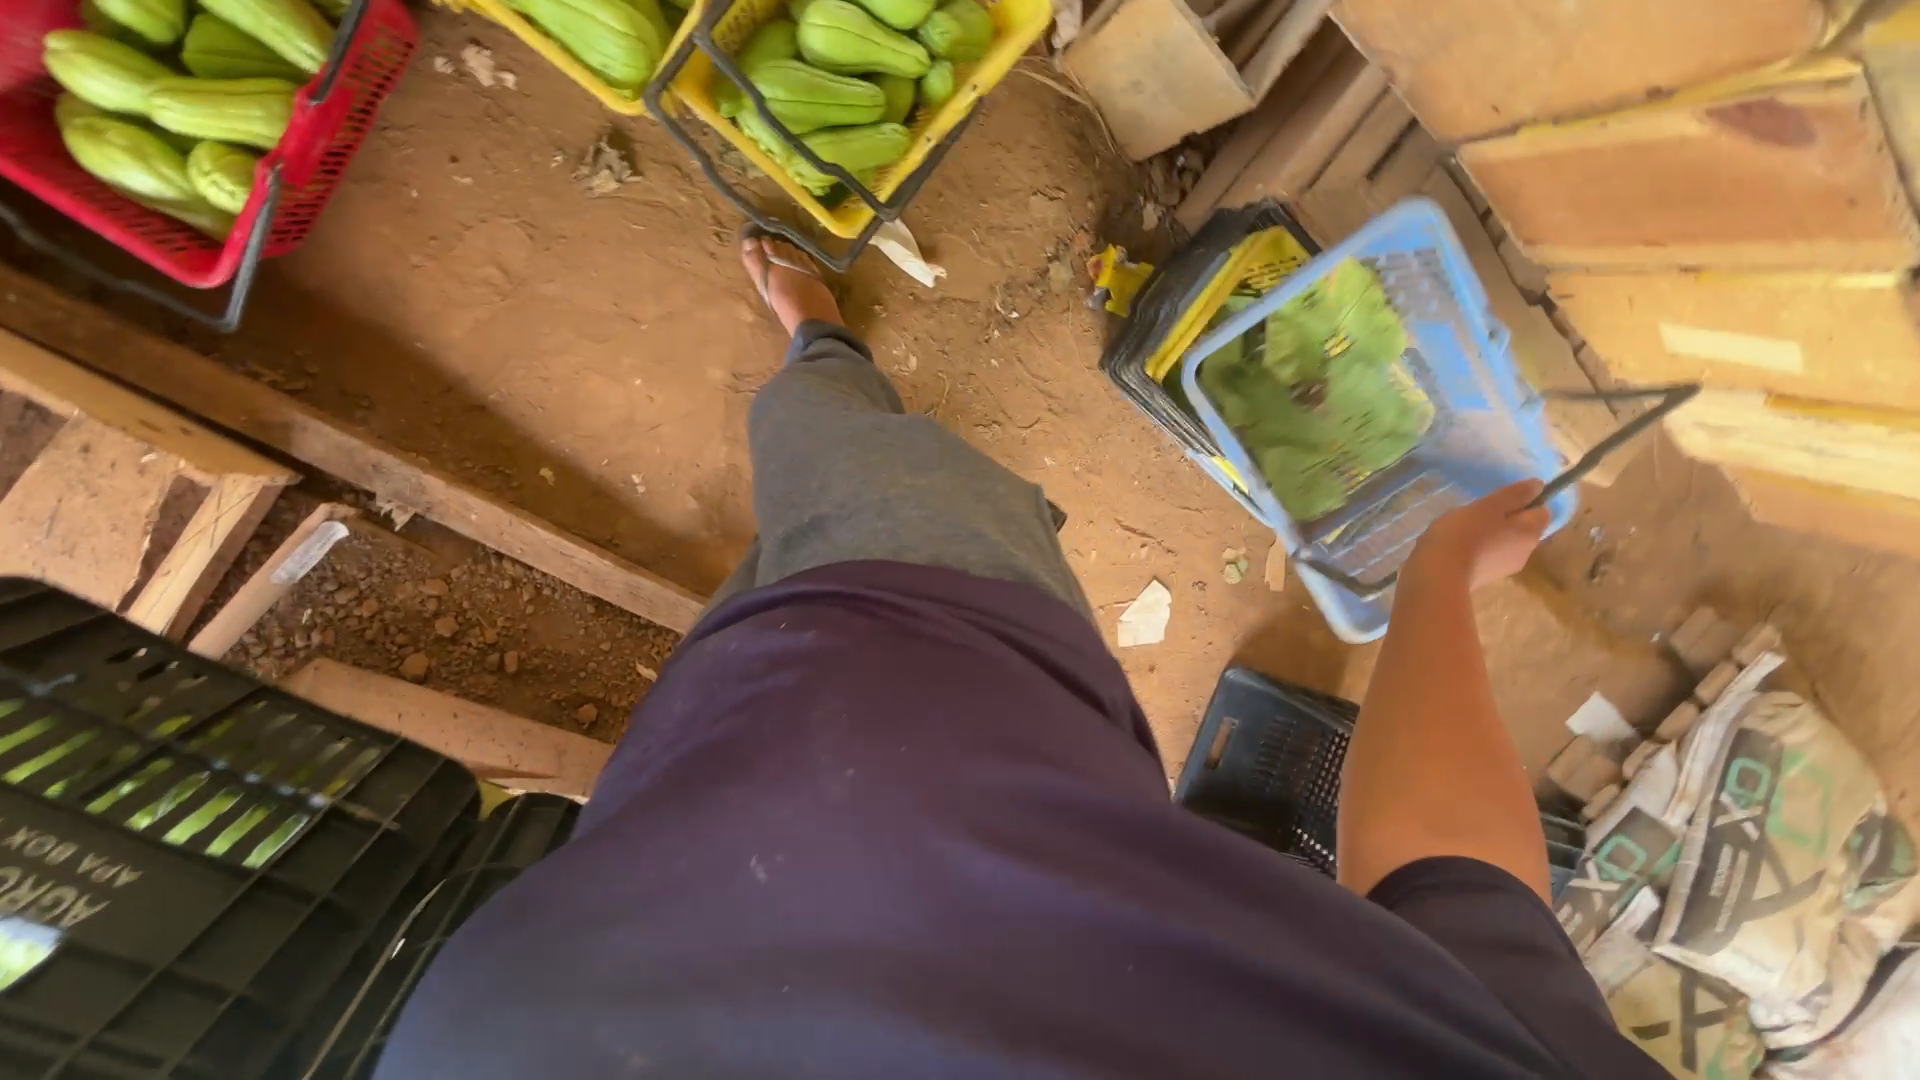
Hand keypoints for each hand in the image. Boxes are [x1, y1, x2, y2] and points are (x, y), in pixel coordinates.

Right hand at [1408, 480, 1552, 589]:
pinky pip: (1487, 557)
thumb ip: (1514, 494)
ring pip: (1504, 543)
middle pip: (1522, 528)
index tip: (1498, 500)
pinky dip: (1477, 550)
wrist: (1437, 575)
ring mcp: (1505, 568)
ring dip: (1490, 535)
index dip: (1524, 501)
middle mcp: (1526, 552)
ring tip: (1462, 531)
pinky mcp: (1485, 578)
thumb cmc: (1463, 534)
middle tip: (1476, 513)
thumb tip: (1538, 485)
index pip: (1541, 511)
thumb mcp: (1488, 506)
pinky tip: (1456, 548)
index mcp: (1530, 532)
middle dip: (1505, 520)